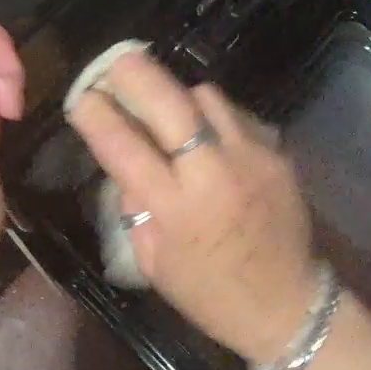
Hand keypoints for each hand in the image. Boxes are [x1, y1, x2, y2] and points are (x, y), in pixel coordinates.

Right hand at [66, 50, 315, 366]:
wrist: (289, 306)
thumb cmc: (209, 293)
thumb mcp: (153, 261)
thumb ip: (135, 205)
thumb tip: (126, 161)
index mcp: (176, 209)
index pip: (125, 146)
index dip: (97, 116)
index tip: (81, 97)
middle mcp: (214, 173)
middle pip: (170, 102)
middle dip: (136, 75)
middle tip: (116, 63)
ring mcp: (252, 156)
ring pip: (206, 96)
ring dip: (178, 94)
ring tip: (165, 106)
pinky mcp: (277, 151)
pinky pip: (235, 114)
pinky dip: (213, 115)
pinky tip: (206, 132)